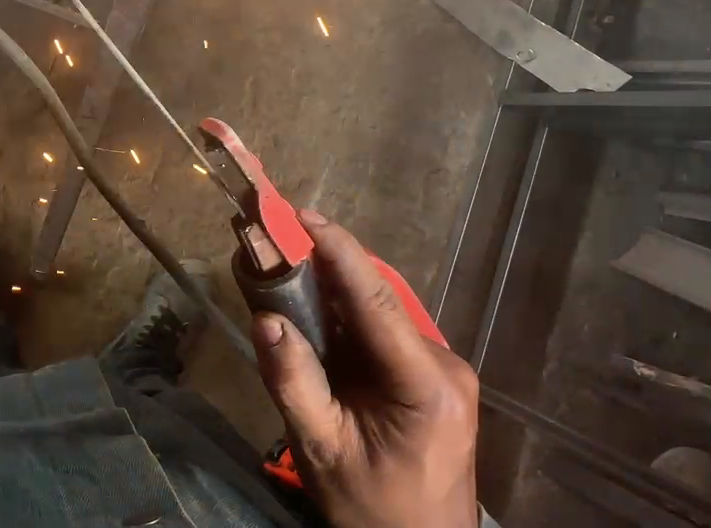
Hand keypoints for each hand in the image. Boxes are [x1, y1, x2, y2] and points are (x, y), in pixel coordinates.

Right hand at [252, 211, 480, 527]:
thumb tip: (266, 319)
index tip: (302, 213)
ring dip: (328, 292)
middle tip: (271, 244)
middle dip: (322, 268)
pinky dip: (341, 317)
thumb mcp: (322, 451)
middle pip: (374, 299)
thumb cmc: (372, 508)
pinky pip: (379, 330)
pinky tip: (310, 316)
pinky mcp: (431, 377)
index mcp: (427, 385)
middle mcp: (445, 366)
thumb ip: (294, 383)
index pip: (376, 301)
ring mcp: (442, 370)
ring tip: (280, 275)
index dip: (339, 251)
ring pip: (375, 312)